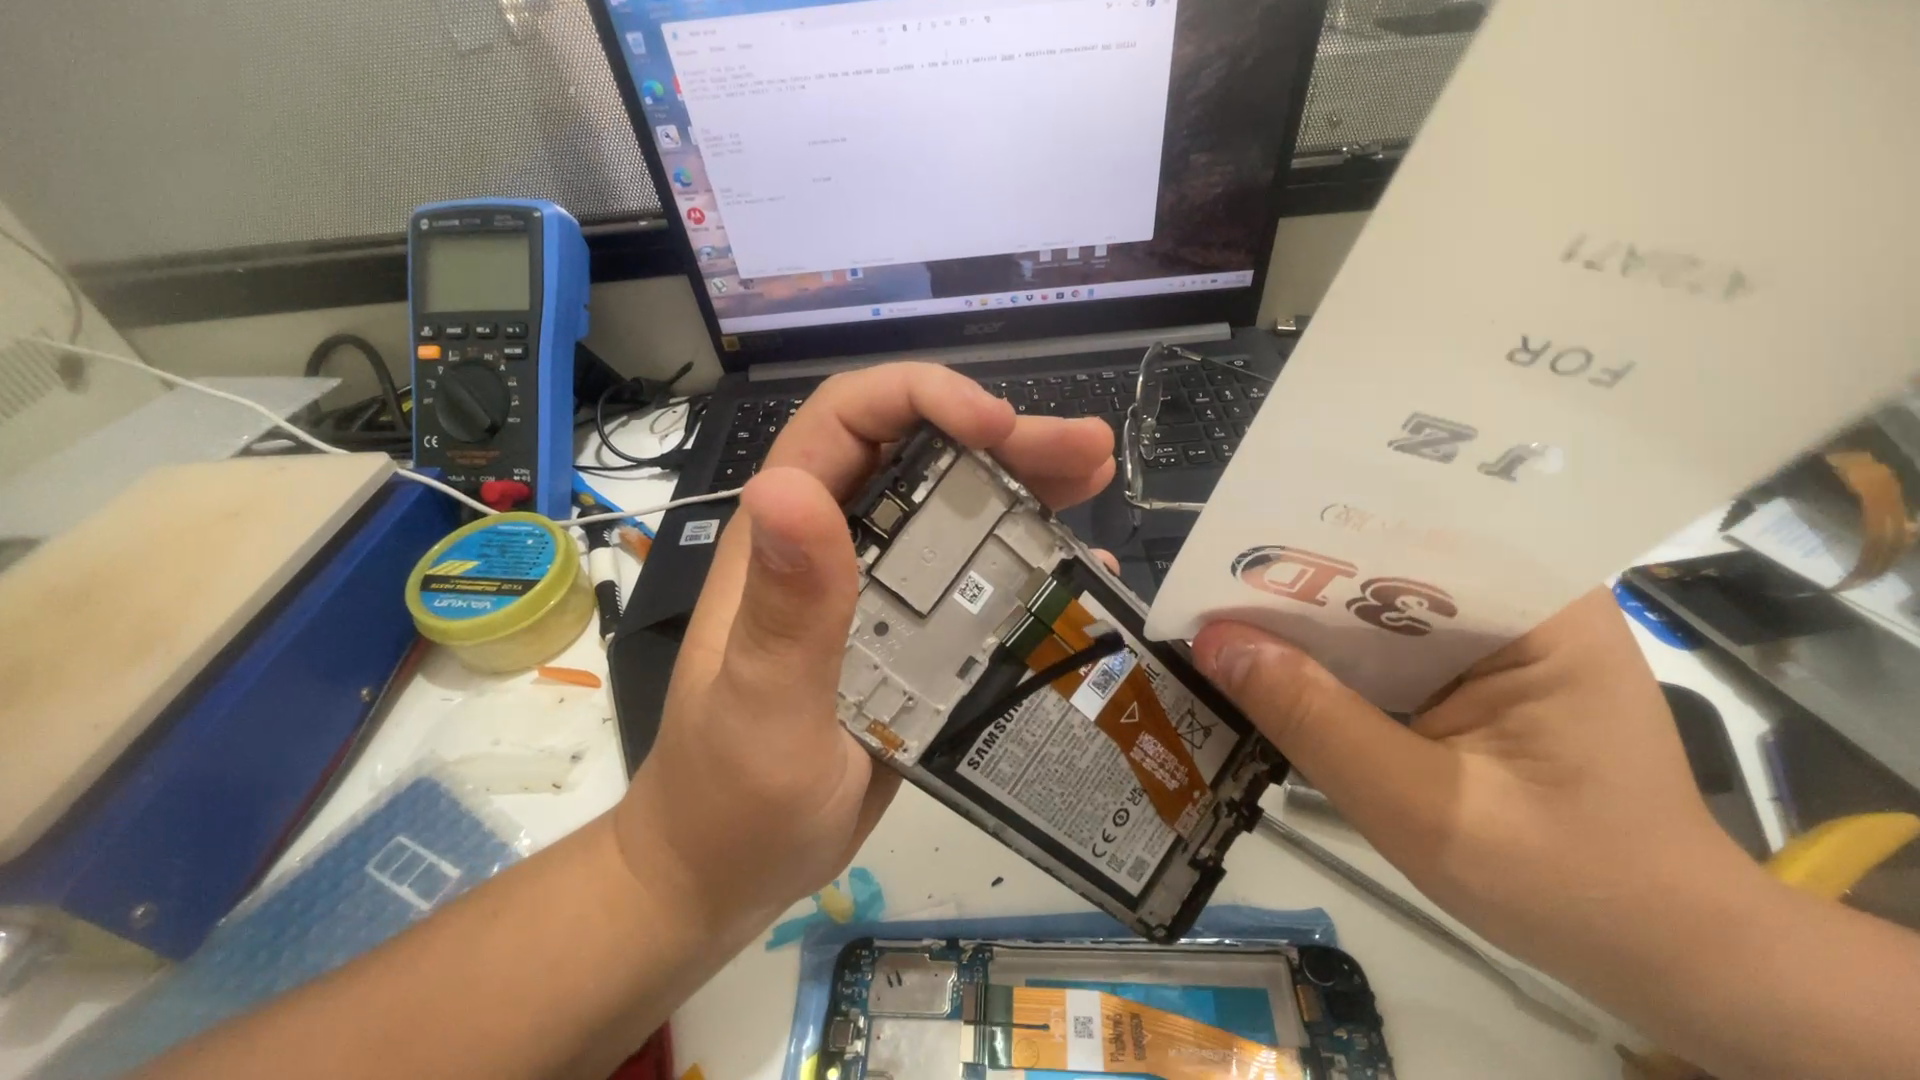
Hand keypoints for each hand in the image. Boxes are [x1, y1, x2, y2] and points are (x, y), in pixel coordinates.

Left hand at [613, 363, 1114, 930]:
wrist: (732, 870)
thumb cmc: (734, 800)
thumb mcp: (763, 709)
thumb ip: (785, 609)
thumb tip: (788, 485)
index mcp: (786, 540)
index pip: (846, 423)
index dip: (922, 398)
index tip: (998, 425)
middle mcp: (836, 551)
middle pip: (921, 459)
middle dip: (1005, 442)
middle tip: (1089, 450)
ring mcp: (879, 598)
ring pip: (957, 514)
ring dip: (1027, 488)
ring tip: (1096, 480)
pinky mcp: (912, 644)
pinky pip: (976, 584)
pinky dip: (1029, 565)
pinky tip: (1081, 571)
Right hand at [1191, 590, 1750, 983]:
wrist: (1666, 957)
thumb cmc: (1570, 884)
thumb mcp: (1425, 807)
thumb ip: (1318, 721)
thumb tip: (1214, 642)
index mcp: (1541, 606)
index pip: (1411, 537)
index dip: (1315, 537)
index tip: (1230, 547)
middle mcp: (1525, 603)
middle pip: (1390, 568)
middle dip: (1299, 579)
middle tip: (1204, 586)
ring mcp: (1504, 642)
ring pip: (1382, 610)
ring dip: (1309, 623)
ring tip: (1219, 617)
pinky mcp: (1483, 680)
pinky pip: (1390, 652)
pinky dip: (1335, 663)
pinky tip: (1276, 668)